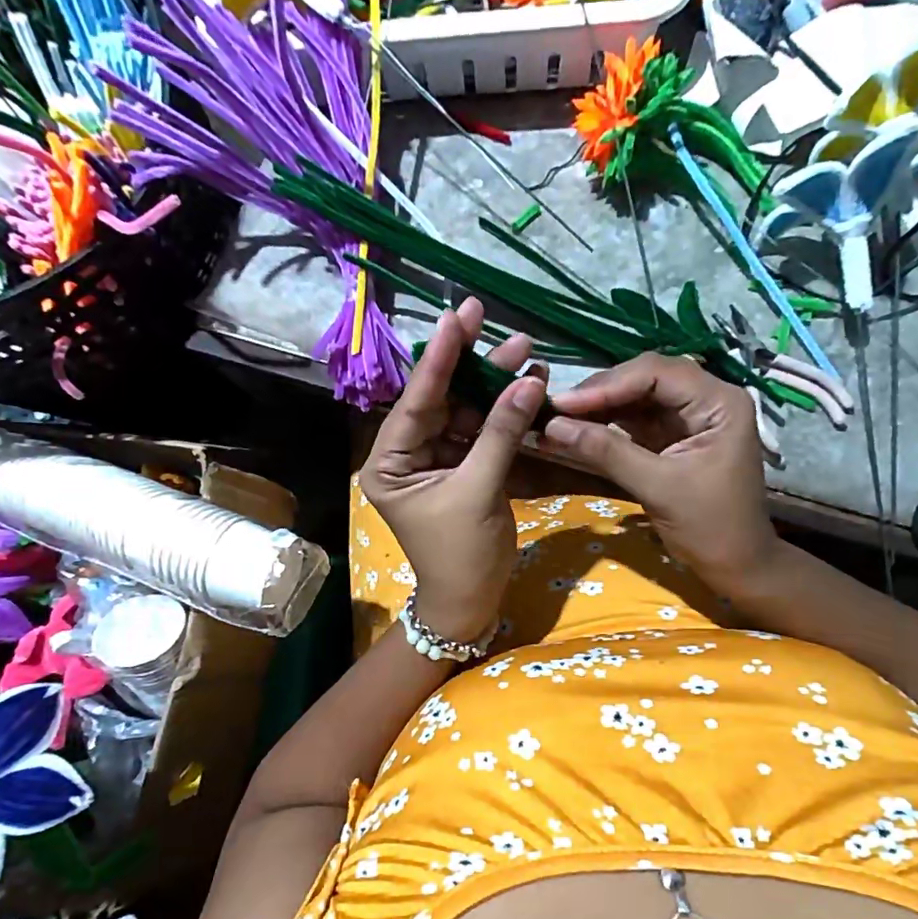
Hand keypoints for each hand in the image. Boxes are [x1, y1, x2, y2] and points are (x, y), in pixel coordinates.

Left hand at [360, 298, 547, 644]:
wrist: (473, 601)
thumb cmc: (461, 554)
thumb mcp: (479, 491)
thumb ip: (501, 434)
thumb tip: (527, 381)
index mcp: (389, 462)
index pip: (416, 401)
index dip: (440, 358)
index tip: (458, 317)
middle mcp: (407, 454)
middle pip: (442, 399)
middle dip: (471, 365)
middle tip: (493, 322)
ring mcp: (437, 459)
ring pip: (466, 411)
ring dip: (495, 385)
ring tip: (525, 352)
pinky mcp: (464, 468)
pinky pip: (483, 432)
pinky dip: (505, 413)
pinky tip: (528, 386)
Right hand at [539, 353, 779, 594]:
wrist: (736, 564)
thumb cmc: (709, 527)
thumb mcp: (658, 487)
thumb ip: (607, 452)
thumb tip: (553, 426)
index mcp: (719, 402)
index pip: (657, 374)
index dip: (608, 385)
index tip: (564, 403)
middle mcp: (708, 399)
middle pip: (646, 379)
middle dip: (601, 393)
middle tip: (556, 409)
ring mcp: (691, 417)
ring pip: (638, 397)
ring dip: (600, 407)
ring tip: (559, 418)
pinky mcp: (675, 437)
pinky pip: (637, 420)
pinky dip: (608, 425)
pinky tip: (578, 429)